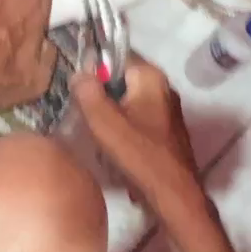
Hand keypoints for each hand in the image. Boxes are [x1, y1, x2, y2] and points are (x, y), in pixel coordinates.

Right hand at [73, 58, 205, 214]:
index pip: (116, 57)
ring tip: (95, 133)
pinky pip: (137, 121)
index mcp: (151, 78)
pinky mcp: (166, 132)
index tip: (77, 89)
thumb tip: (78, 75)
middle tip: (82, 114)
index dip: (93, 69)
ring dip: (110, 116)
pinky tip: (112, 147)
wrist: (173, 194)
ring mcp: (167, 111)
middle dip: (100, 96)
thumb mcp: (104, 123)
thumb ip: (88, 94)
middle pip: (121, 81)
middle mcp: (163, 88)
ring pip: (128, 103)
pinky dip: (122, 130)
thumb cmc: (139, 155)